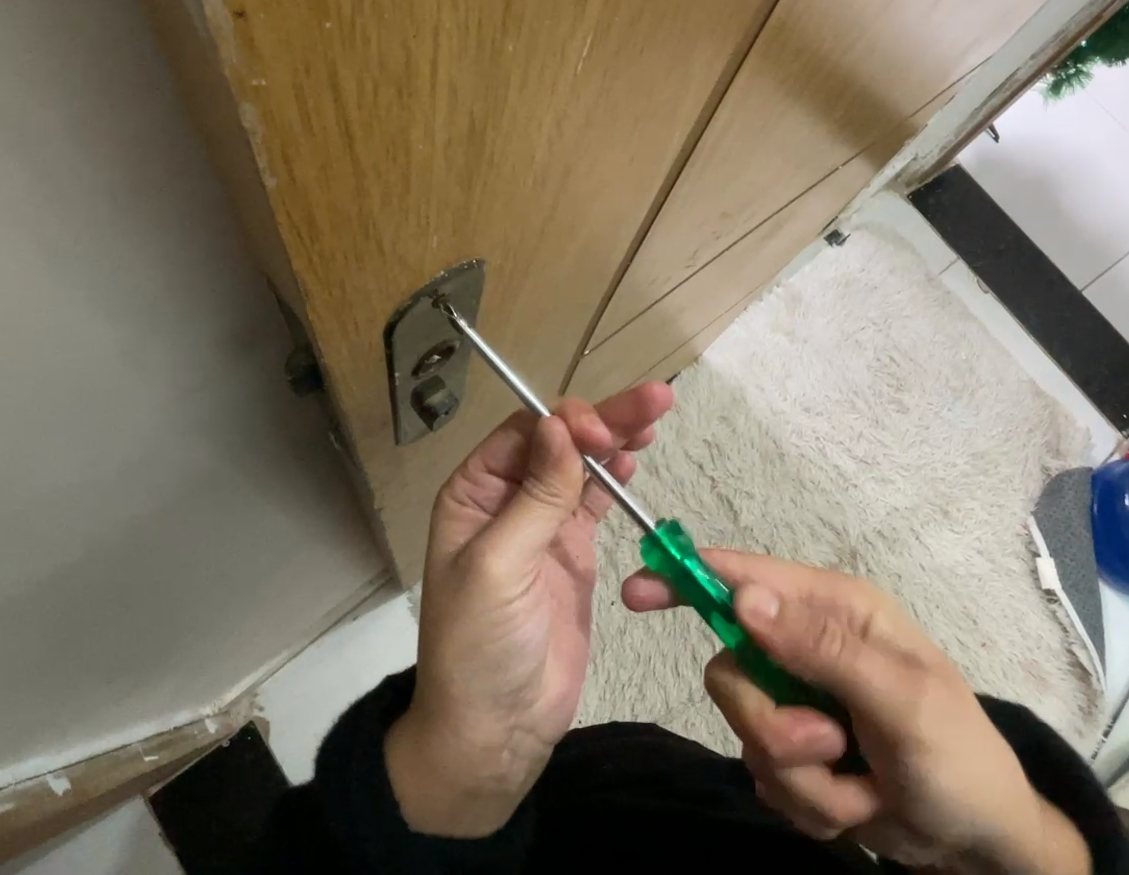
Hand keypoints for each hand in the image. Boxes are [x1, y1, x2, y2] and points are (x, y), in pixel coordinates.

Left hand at [385, 382, 673, 836]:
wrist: (495, 730)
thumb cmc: (479, 646)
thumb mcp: (499, 566)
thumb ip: (536, 498)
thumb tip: (559, 424)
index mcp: (474, 495)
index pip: (523, 436)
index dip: (564, 422)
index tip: (601, 431)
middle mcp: (506, 501)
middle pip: (558, 444)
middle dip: (602, 419)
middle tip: (654, 399)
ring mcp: (542, 528)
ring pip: (581, 469)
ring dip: (615, 441)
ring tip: (654, 417)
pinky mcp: (571, 555)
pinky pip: (595, 505)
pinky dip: (615, 480)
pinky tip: (634, 461)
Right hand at [623, 550, 1089, 874]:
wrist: (983, 846)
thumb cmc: (960, 759)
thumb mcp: (902, 701)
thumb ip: (820, 647)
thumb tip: (741, 595)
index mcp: (833, 610)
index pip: (743, 577)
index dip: (687, 577)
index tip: (638, 591)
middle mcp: (805, 645)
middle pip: (730, 670)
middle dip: (773, 725)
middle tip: (828, 746)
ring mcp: (796, 699)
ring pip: (746, 730)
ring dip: (802, 775)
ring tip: (859, 787)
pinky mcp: (795, 750)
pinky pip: (763, 773)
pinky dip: (807, 802)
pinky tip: (852, 804)